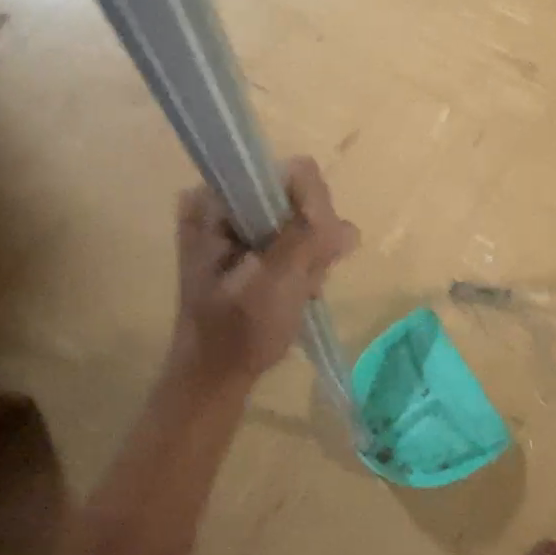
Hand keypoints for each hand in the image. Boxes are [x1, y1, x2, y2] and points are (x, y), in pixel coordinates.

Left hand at [170, 157, 359, 381]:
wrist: (216, 378)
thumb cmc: (236, 333)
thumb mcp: (273, 282)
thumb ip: (304, 237)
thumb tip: (340, 213)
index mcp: (216, 201)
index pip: (291, 175)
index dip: (313, 210)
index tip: (311, 252)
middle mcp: (228, 200)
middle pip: (303, 194)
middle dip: (314, 238)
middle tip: (305, 279)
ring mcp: (243, 221)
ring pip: (308, 216)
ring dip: (315, 255)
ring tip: (301, 290)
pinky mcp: (257, 240)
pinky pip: (302, 234)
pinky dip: (309, 262)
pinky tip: (302, 290)